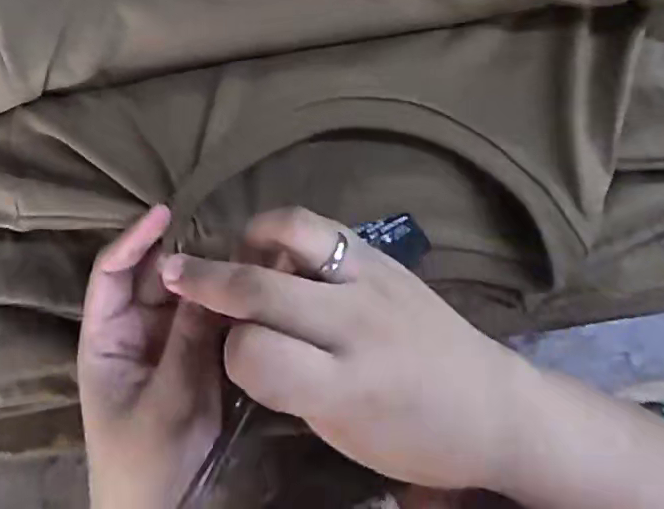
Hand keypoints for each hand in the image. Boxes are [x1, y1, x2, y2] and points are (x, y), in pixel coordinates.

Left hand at [79, 205, 225, 508]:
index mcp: (106, 337)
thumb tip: (206, 280)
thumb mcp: (163, 405)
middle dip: (185, 251)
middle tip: (224, 231)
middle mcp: (135, 328)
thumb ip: (185, 343)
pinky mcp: (197, 351)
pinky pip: (209, 314)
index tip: (164, 212)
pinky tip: (252, 280)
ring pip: (187, 292)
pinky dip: (227, 297)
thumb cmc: (143, 465)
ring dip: (210, 272)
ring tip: (244, 248)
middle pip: (156, 275)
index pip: (110, 274)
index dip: (133, 240)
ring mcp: (168, 338)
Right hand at [158, 207, 535, 492]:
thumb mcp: (344, 432)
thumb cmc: (415, 436)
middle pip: (261, 286)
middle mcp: (357, 320)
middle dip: (206, 278)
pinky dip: (289, 232)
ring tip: (238, 253)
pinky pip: (322, 226)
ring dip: (250, 239)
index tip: (224, 351)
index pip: (257, 355)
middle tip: (172, 271)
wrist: (491, 401)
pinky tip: (281, 249)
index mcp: (348, 385)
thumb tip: (239, 337)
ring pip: (290, 230)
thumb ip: (289, 384)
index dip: (229, 353)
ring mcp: (371, 275)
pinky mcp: (383, 252)